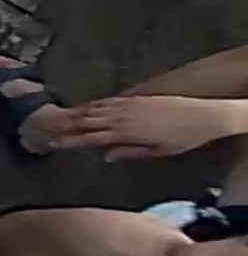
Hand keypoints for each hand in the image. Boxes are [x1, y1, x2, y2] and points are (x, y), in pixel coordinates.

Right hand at [51, 95, 247, 160]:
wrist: (209, 116)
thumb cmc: (188, 137)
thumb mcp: (162, 150)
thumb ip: (131, 152)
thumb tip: (106, 157)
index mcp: (123, 134)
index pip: (88, 138)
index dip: (69, 141)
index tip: (53, 144)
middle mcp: (118, 120)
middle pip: (82, 122)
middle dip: (63, 126)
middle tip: (46, 128)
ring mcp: (123, 107)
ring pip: (89, 111)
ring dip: (72, 114)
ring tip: (58, 117)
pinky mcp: (130, 99)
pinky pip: (103, 102)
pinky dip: (90, 105)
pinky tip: (84, 107)